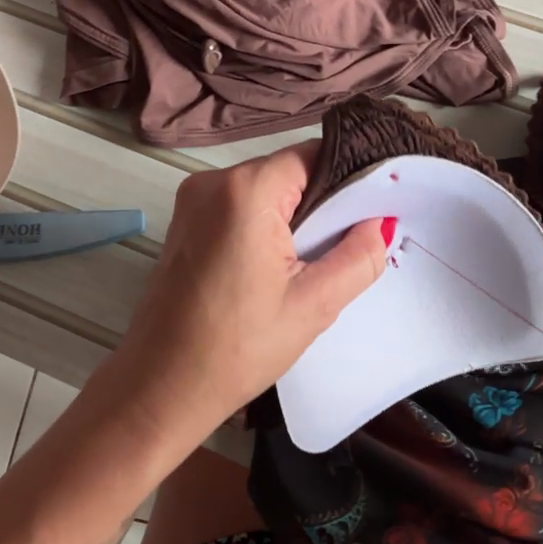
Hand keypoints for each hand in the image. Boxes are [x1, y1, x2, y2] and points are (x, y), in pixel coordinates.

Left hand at [118, 141, 388, 425]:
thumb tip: (381, 223)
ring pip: (264, 192)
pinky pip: (239, 209)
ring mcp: (192, 202)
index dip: (349, 178)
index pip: (313, 156)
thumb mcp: (314, 306)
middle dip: (322, 204)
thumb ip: (358, 256)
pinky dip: (265, 228)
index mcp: (245, 191)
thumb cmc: (235, 349)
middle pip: (287, 172)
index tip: (374, 210)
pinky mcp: (184, 224)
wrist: (161, 387)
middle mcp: (212, 183)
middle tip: (347, 247)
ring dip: (294, 219)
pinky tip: (276, 270)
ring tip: (311, 265)